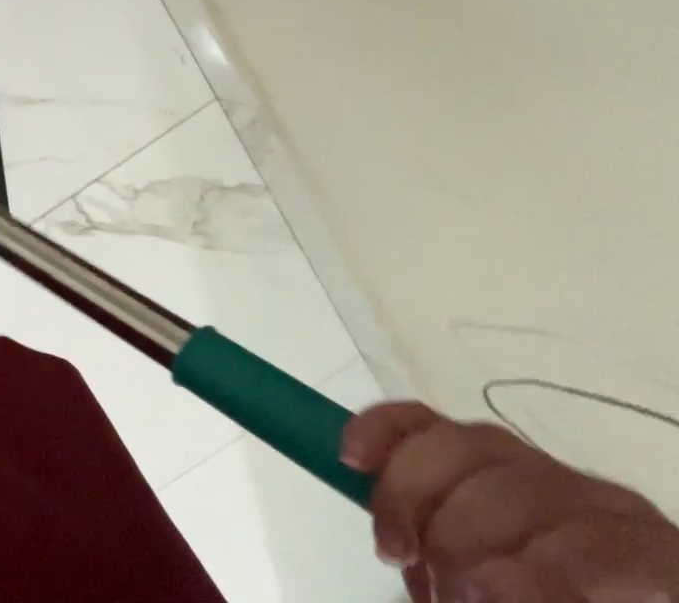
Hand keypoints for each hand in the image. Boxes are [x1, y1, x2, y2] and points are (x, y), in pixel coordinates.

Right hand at [342, 401, 678, 600]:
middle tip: (432, 594)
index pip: (600, 546)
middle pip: (511, 492)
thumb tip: (490, 586)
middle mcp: (598, 500)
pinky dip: (380, 431)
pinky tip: (354, 460)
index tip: (473, 599)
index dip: (537, 572)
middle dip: (453, 543)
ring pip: (454, 447)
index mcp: (649, 556)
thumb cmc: (580, 600)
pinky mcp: (473, 449)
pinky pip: (418, 420)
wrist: (544, 590)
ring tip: (397, 554)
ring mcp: (531, 465)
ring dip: (407, 499)